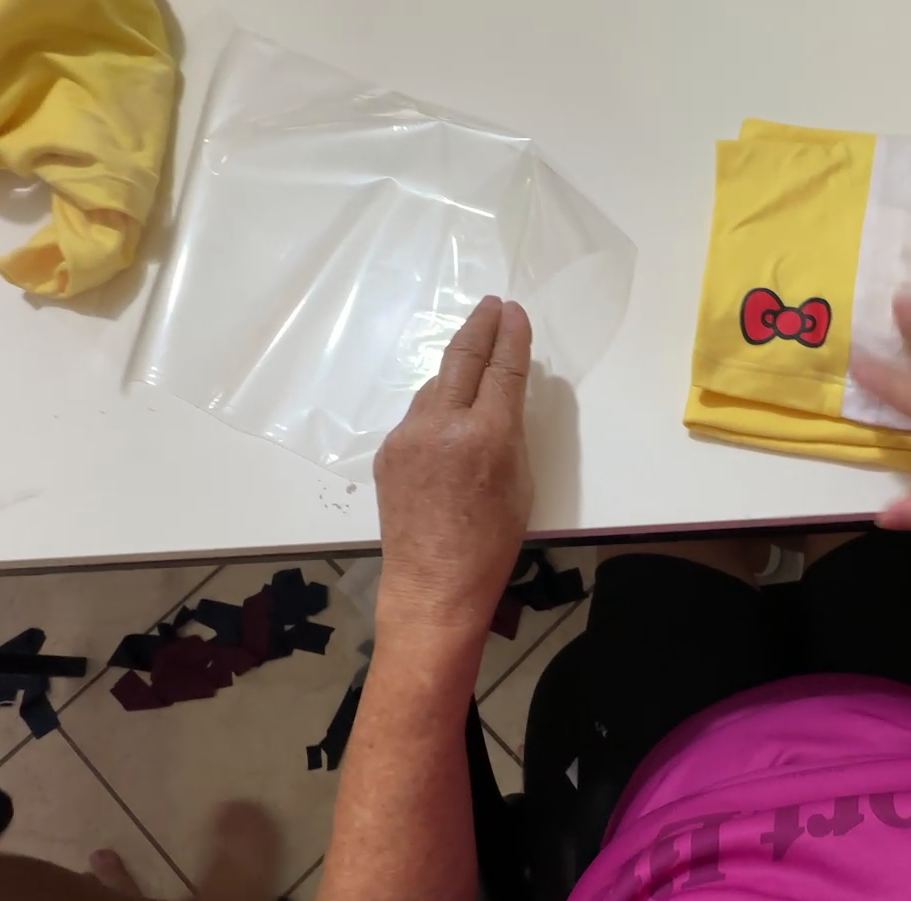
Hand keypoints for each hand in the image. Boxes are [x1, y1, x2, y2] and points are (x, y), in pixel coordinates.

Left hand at [374, 297, 533, 632]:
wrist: (434, 583)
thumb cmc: (493, 543)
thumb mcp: (521, 484)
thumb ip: (511, 436)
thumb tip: (499, 404)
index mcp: (488, 436)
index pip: (504, 369)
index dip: (512, 337)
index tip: (515, 313)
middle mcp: (443, 425)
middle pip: (461, 359)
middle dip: (480, 327)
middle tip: (492, 306)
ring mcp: (408, 436)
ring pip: (436, 387)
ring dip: (456, 373)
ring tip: (474, 369)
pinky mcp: (389, 451)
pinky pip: (418, 416)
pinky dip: (437, 408)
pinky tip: (448, 424)